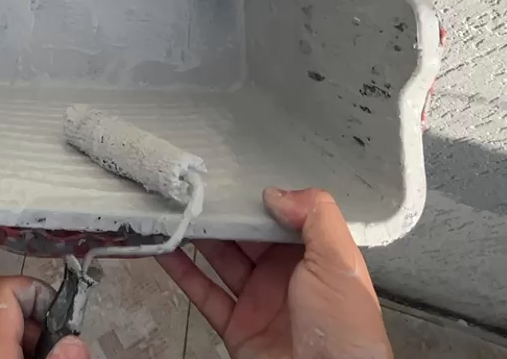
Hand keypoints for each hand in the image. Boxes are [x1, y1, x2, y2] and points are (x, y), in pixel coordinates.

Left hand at [0, 275, 88, 358]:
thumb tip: (75, 342)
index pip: (6, 288)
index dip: (36, 291)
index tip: (62, 314)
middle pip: (10, 311)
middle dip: (42, 324)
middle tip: (63, 347)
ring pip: (5, 333)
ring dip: (33, 341)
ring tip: (54, 355)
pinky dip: (20, 352)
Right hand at [157, 187, 391, 358]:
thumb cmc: (343, 333)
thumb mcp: (340, 266)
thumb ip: (314, 218)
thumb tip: (272, 192)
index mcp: (313, 259)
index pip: (279, 217)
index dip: (253, 197)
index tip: (224, 173)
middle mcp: (284, 277)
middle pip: (244, 235)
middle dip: (218, 212)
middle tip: (187, 186)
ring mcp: (258, 302)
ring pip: (219, 258)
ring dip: (195, 235)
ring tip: (169, 207)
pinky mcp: (236, 328)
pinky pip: (203, 292)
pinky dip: (180, 270)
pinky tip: (162, 247)